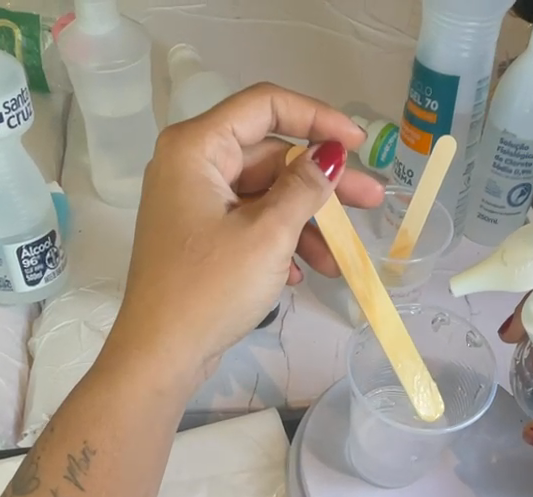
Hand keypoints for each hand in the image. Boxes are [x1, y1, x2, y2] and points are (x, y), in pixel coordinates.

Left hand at [107, 84, 384, 383]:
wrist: (161, 354)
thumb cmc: (210, 289)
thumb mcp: (267, 235)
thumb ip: (304, 188)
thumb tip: (330, 155)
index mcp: (197, 148)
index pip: (266, 106)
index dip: (318, 117)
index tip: (359, 143)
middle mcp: (191, 167)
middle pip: (270, 158)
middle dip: (322, 185)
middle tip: (371, 202)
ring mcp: (194, 207)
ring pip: (264, 198)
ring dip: (306, 226)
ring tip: (341, 259)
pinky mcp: (200, 242)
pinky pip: (249, 227)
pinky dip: (280, 245)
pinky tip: (302, 275)